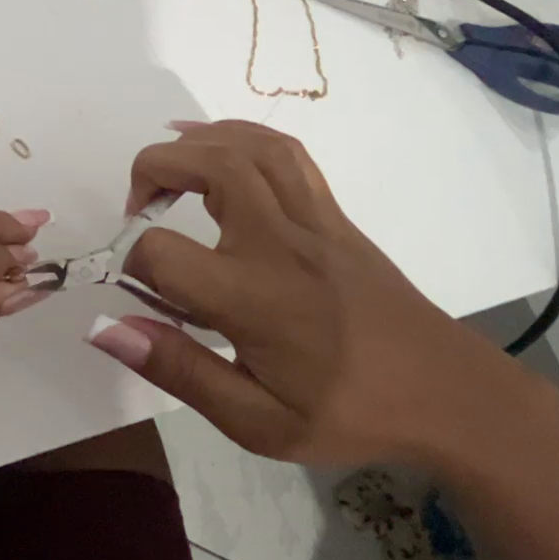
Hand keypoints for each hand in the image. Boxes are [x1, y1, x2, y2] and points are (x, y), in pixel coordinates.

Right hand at [88, 120, 535, 469]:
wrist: (453, 397)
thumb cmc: (349, 413)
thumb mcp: (257, 421)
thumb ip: (178, 370)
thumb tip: (105, 329)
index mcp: (254, 297)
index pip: (163, 252)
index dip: (131, 263)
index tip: (138, 292)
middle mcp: (281, 243)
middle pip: (208, 164)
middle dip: (153, 169)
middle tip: (136, 208)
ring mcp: (313, 221)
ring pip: (250, 146)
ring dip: (197, 142)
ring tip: (167, 168)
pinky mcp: (334, 216)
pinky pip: (285, 155)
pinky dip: (240, 137)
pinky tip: (218, 151)